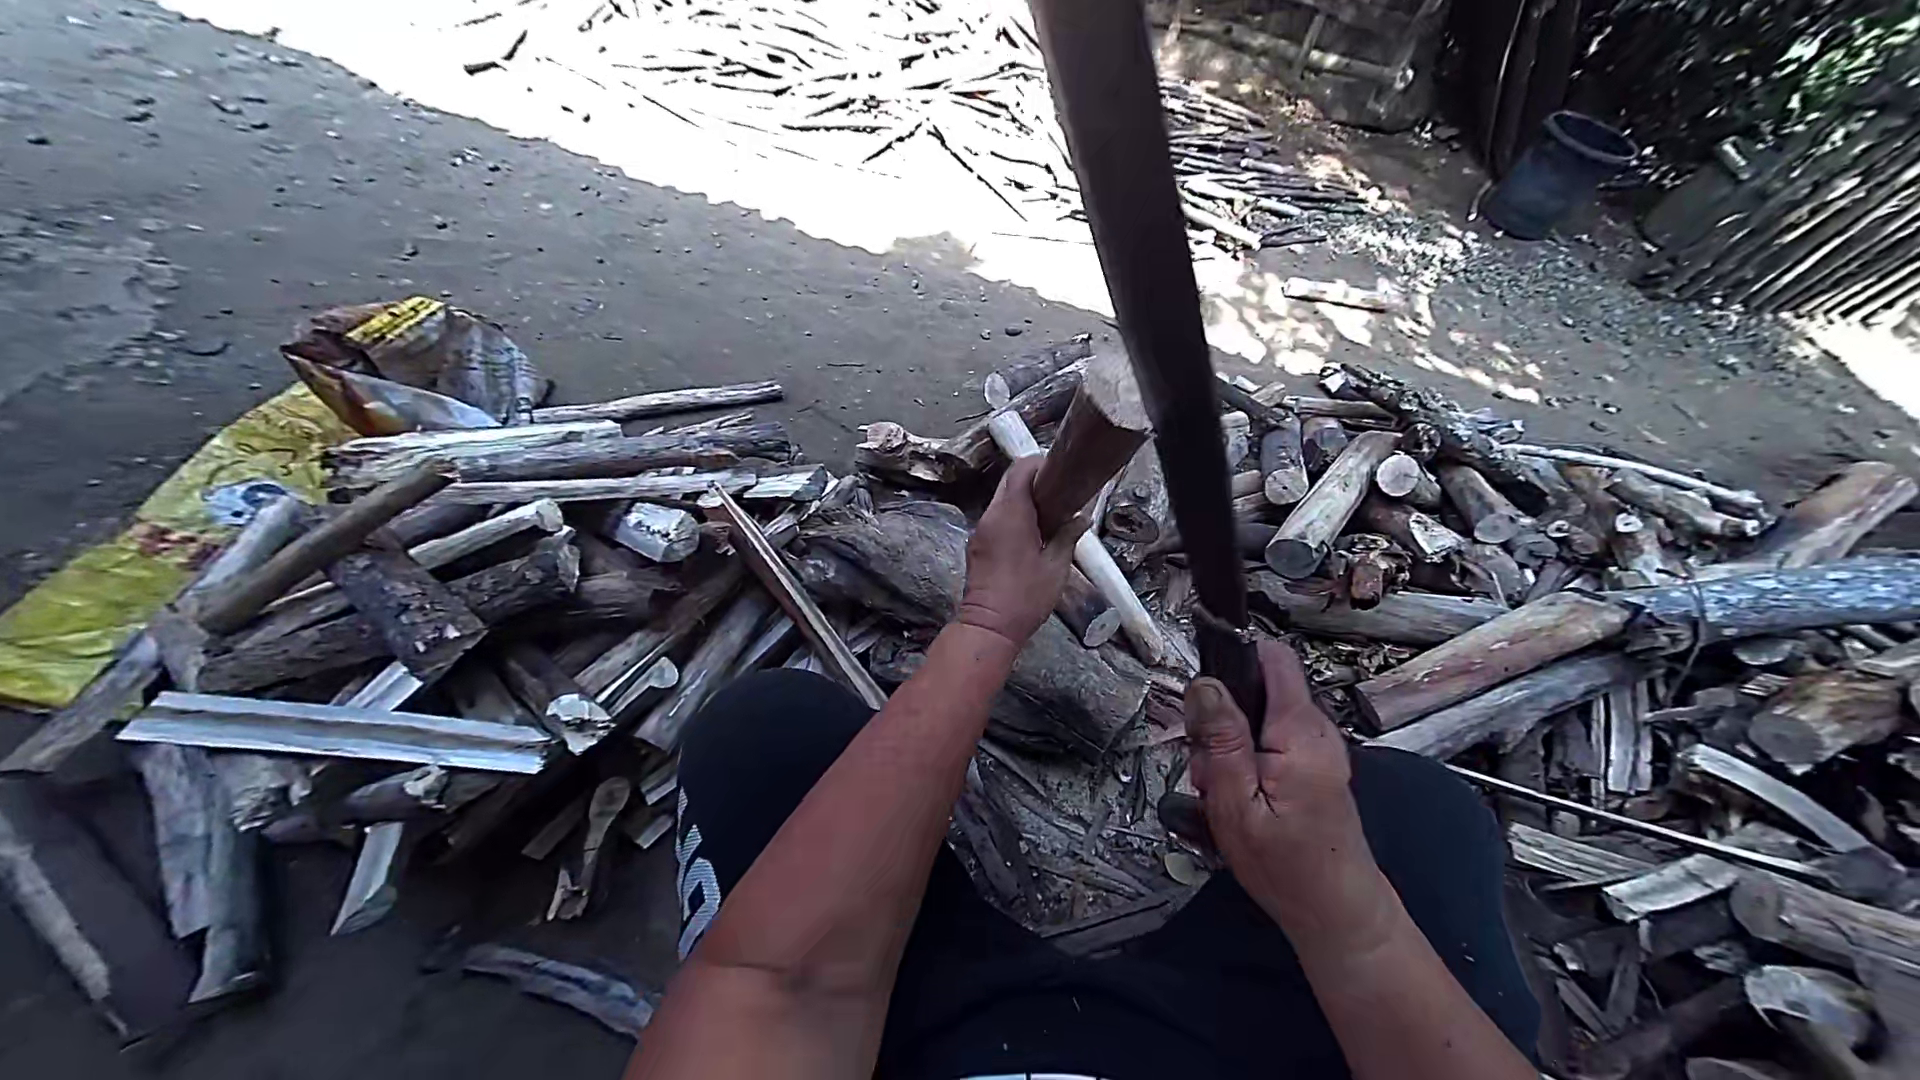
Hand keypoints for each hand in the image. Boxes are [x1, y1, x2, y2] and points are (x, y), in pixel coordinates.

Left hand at [956, 456, 1084, 648]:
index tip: (1059, 471)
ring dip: (1022, 499)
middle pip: (1009, 482)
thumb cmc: (1026, 596)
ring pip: (1000, 500)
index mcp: (1010, 514)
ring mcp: (979, 531)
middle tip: (1058, 492)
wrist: (989, 626)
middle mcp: (990, 516)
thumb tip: (1082, 518)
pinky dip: (1011, 516)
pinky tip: (1030, 532)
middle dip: (1032, 480)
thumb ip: (1068, 536)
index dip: (1039, 463)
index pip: (1020, 470)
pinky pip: (994, 519)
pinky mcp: (976, 545)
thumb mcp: (1056, 566)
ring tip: (1048, 512)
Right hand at [1185, 640, 1393, 946]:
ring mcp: (1315, 746)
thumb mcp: (1236, 803)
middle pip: (1254, 688)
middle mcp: (1315, 730)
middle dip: (1218, 717)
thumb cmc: (1287, 867)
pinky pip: (1265, 738)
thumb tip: (1204, 683)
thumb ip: (1220, 740)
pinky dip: (1241, 758)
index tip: (1202, 691)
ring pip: (1253, 715)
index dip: (1233, 657)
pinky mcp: (1311, 762)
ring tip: (1220, 787)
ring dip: (1225, 743)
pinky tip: (1234, 794)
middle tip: (1207, 766)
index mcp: (1299, 732)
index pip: (1271, 657)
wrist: (1337, 917)